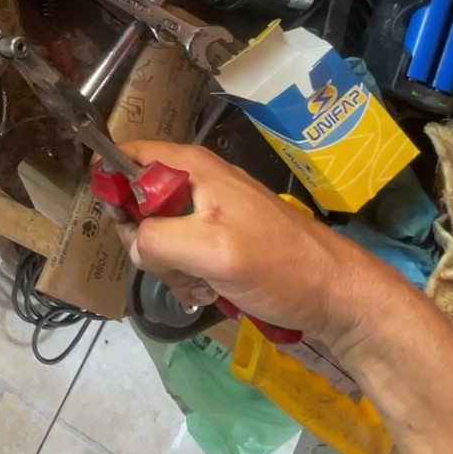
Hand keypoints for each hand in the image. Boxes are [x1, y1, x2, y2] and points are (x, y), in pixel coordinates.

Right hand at [115, 140, 408, 353]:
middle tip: (166, 260)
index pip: (126, 154)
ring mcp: (208, 209)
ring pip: (155, 229)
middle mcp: (195, 179)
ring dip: (164, 260)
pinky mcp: (219, 236)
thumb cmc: (280, 265)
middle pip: (136, 198)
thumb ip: (157, 239)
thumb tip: (134, 245)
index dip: (111, 182)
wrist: (341, 298)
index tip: (118, 220)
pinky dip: (183, 270)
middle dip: (142, 234)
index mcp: (189, 165)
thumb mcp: (211, 249)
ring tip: (194, 281)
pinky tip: (205, 289)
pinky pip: (179, 248)